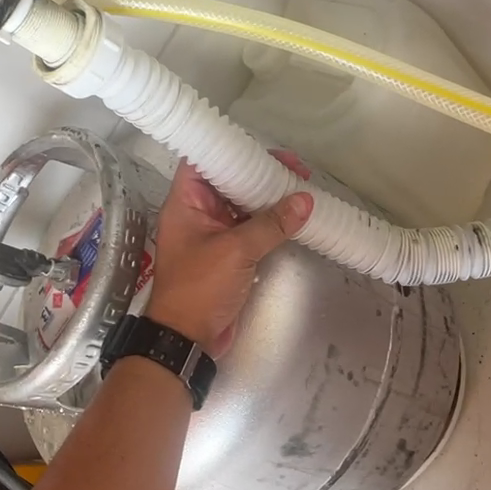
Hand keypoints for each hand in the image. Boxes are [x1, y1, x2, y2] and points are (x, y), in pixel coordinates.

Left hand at [144, 153, 312, 356]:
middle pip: (228, 180)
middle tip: (295, 170)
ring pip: (241, 204)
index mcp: (185, 203)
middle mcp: (196, 213)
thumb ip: (271, 224)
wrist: (188, 340)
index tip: (265, 150)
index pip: (202, 160)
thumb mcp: (237, 251)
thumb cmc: (200, 289)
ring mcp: (212, 234)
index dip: (232, 149)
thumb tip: (305, 200)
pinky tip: (293, 216)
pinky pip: (249, 227)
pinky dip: (269, 221)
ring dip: (268, 197)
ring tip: (301, 189)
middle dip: (260, 172)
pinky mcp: (227, 254)